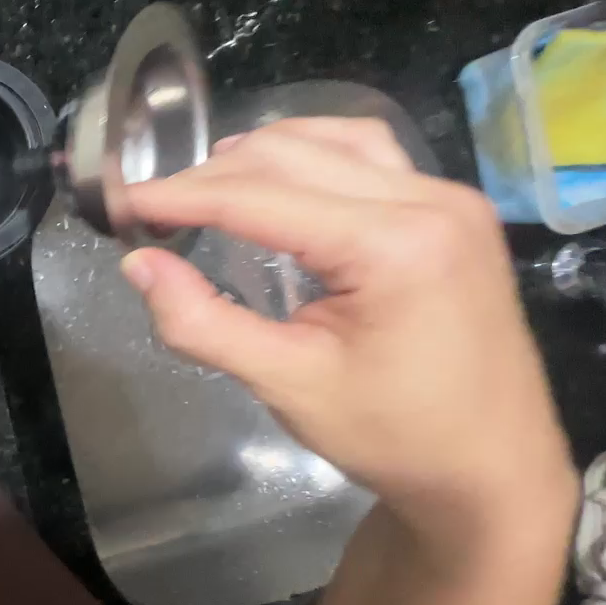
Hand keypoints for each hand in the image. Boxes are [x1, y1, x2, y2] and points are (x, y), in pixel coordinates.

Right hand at [119, 118, 574, 539]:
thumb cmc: (389, 431)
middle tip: (145, 213)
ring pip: (326, 141)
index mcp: (391, 245)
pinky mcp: (446, 212)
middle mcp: (427, 201)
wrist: (488, 464)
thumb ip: (200, 322)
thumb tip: (137, 264)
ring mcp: (445, 200)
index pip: (256, 198)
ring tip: (193, 193)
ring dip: (250, 159)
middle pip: (287, 157)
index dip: (176, 197)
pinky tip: (268, 177)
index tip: (117, 205)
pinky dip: (302, 155)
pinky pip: (364, 153)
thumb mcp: (282, 382)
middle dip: (204, 178)